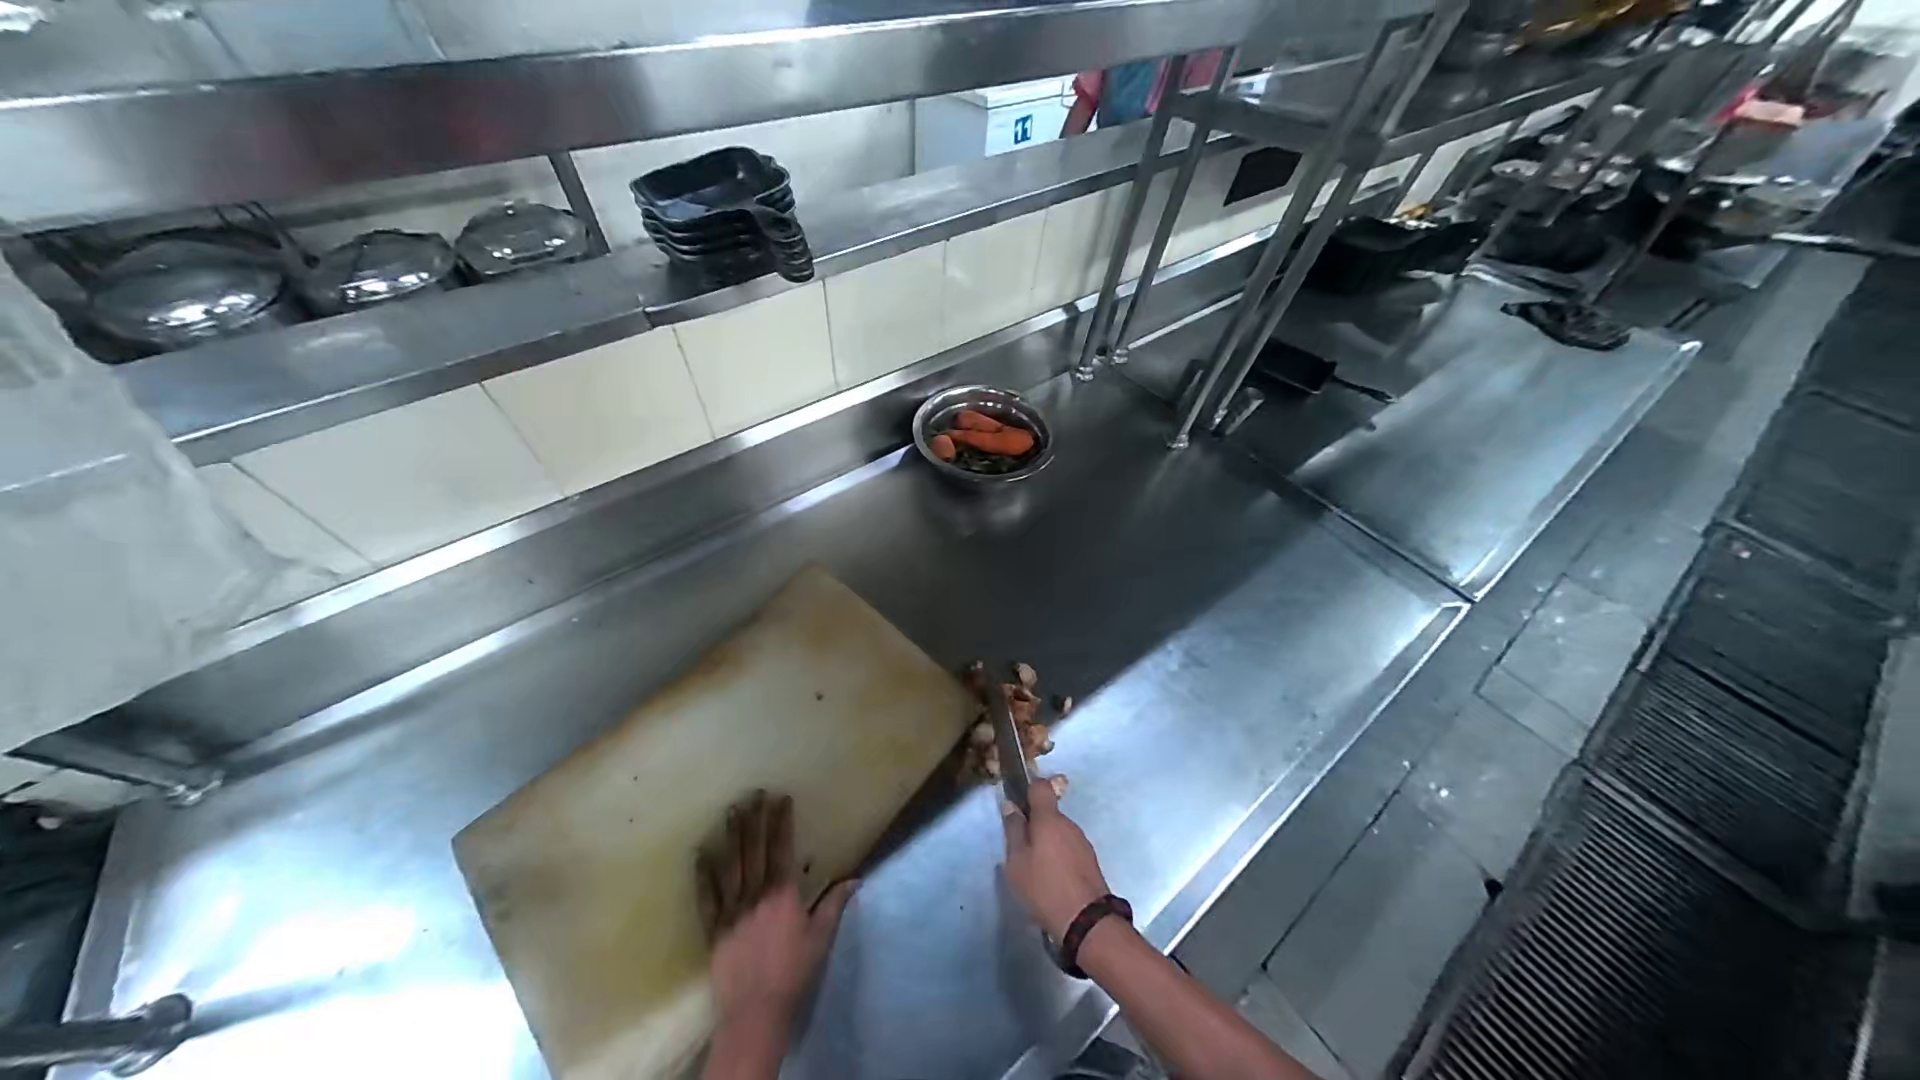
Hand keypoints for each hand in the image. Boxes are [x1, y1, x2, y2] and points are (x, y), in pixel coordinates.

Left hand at [697, 791, 856, 1031]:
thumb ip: (835, 904)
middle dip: (755, 820)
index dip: (781, 821)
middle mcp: (755, 894)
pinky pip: (706, 896)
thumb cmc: (794, 971)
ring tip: (731, 811)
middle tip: (753, 794)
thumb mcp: (821, 937)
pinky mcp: (714, 928)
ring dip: (731, 837)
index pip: (782, 848)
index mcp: (783, 893)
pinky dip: (703, 875)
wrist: (756, 1010)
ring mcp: (731, 910)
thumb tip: (855, 878)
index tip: (781, 798)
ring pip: (731, 865)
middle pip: (754, 850)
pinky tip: (700, 854)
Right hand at [1001, 777, 1110, 940]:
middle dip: (1035, 825)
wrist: (1086, 921)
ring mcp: (1082, 842)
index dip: (1028, 789)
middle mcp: (1069, 824)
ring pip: (1059, 832)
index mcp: (1049, 819)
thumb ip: (1014, 831)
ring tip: (1035, 870)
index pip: (1040, 786)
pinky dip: (1059, 857)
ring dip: (1047, 843)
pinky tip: (1052, 880)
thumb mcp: (1017, 862)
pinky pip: (1069, 849)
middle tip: (1020, 848)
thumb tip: (1011, 806)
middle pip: (1049, 813)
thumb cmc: (1044, 887)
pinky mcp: (1090, 861)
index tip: (1017, 804)